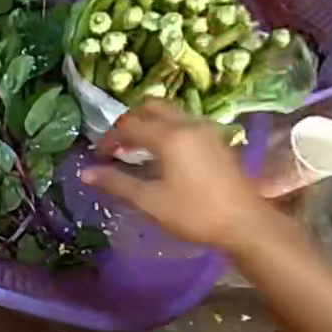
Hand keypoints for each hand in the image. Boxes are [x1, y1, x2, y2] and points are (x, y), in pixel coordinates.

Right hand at [80, 101, 276, 252]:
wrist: (245, 224)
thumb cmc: (195, 214)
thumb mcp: (150, 201)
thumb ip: (117, 183)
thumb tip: (85, 172)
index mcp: (170, 136)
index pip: (129, 125)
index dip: (109, 138)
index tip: (99, 157)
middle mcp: (189, 124)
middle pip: (152, 108)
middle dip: (130, 122)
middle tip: (118, 146)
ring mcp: (207, 131)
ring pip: (171, 114)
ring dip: (150, 125)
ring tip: (138, 151)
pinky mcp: (218, 141)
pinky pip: (185, 124)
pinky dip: (167, 131)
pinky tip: (164, 156)